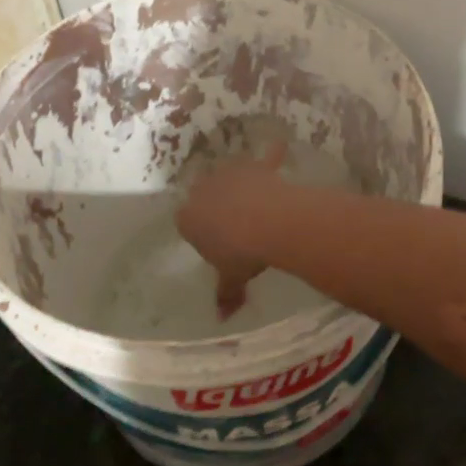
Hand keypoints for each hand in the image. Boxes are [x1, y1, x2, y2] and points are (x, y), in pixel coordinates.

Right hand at [175, 143, 287, 316]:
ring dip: (239, 184)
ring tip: (254, 199)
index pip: (186, 222)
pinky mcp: (255, 166)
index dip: (200, 231)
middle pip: (204, 195)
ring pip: (230, 177)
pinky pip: (264, 158)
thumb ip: (226, 294)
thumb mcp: (232, 277)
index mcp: (188, 219)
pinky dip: (272, 154)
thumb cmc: (242, 254)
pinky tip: (280, 147)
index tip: (216, 243)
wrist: (271, 223)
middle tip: (234, 223)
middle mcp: (202, 191)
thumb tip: (221, 318)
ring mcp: (229, 174)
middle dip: (215, 204)